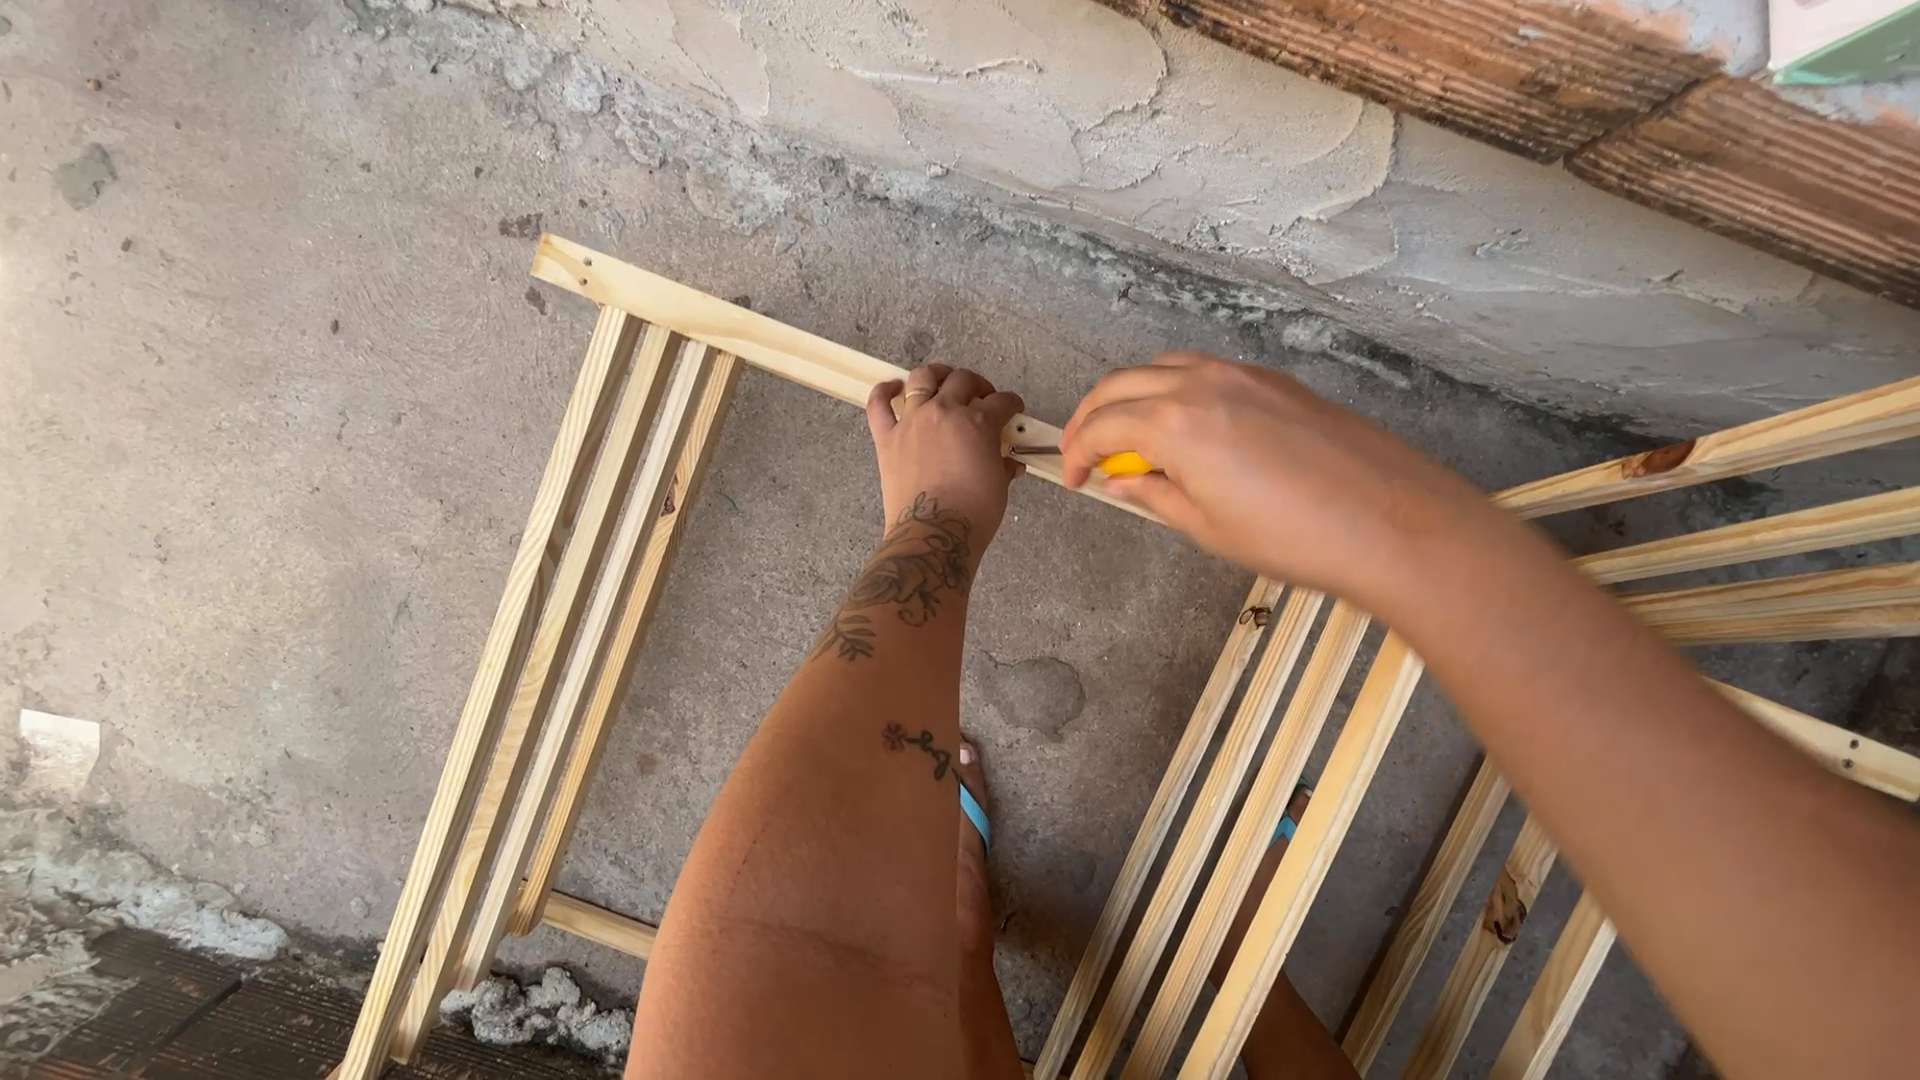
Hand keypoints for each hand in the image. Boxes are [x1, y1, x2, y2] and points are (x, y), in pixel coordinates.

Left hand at [865, 365, 1024, 557]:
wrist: (933, 534)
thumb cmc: (971, 514)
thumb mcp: (998, 487)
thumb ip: (1002, 466)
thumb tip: (1010, 464)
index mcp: (978, 423)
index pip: (1001, 402)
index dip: (1011, 404)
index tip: (1012, 408)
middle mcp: (944, 412)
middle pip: (963, 380)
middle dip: (978, 385)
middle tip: (983, 397)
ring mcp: (913, 422)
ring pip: (922, 379)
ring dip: (936, 375)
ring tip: (944, 381)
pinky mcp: (887, 438)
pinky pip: (877, 404)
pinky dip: (883, 391)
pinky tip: (892, 387)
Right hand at [1060, 353, 1503, 608]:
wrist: (1393, 524)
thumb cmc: (1295, 537)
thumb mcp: (1207, 527)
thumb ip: (1154, 496)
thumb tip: (1122, 484)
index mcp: (1176, 423)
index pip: (1103, 426)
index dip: (1077, 453)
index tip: (1075, 478)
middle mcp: (1203, 383)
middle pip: (1122, 383)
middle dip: (1091, 415)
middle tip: (1084, 451)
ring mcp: (1243, 375)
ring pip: (1163, 368)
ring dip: (1133, 396)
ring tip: (1130, 436)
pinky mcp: (1275, 381)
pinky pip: (1205, 371)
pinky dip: (1175, 390)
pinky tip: (1185, 427)